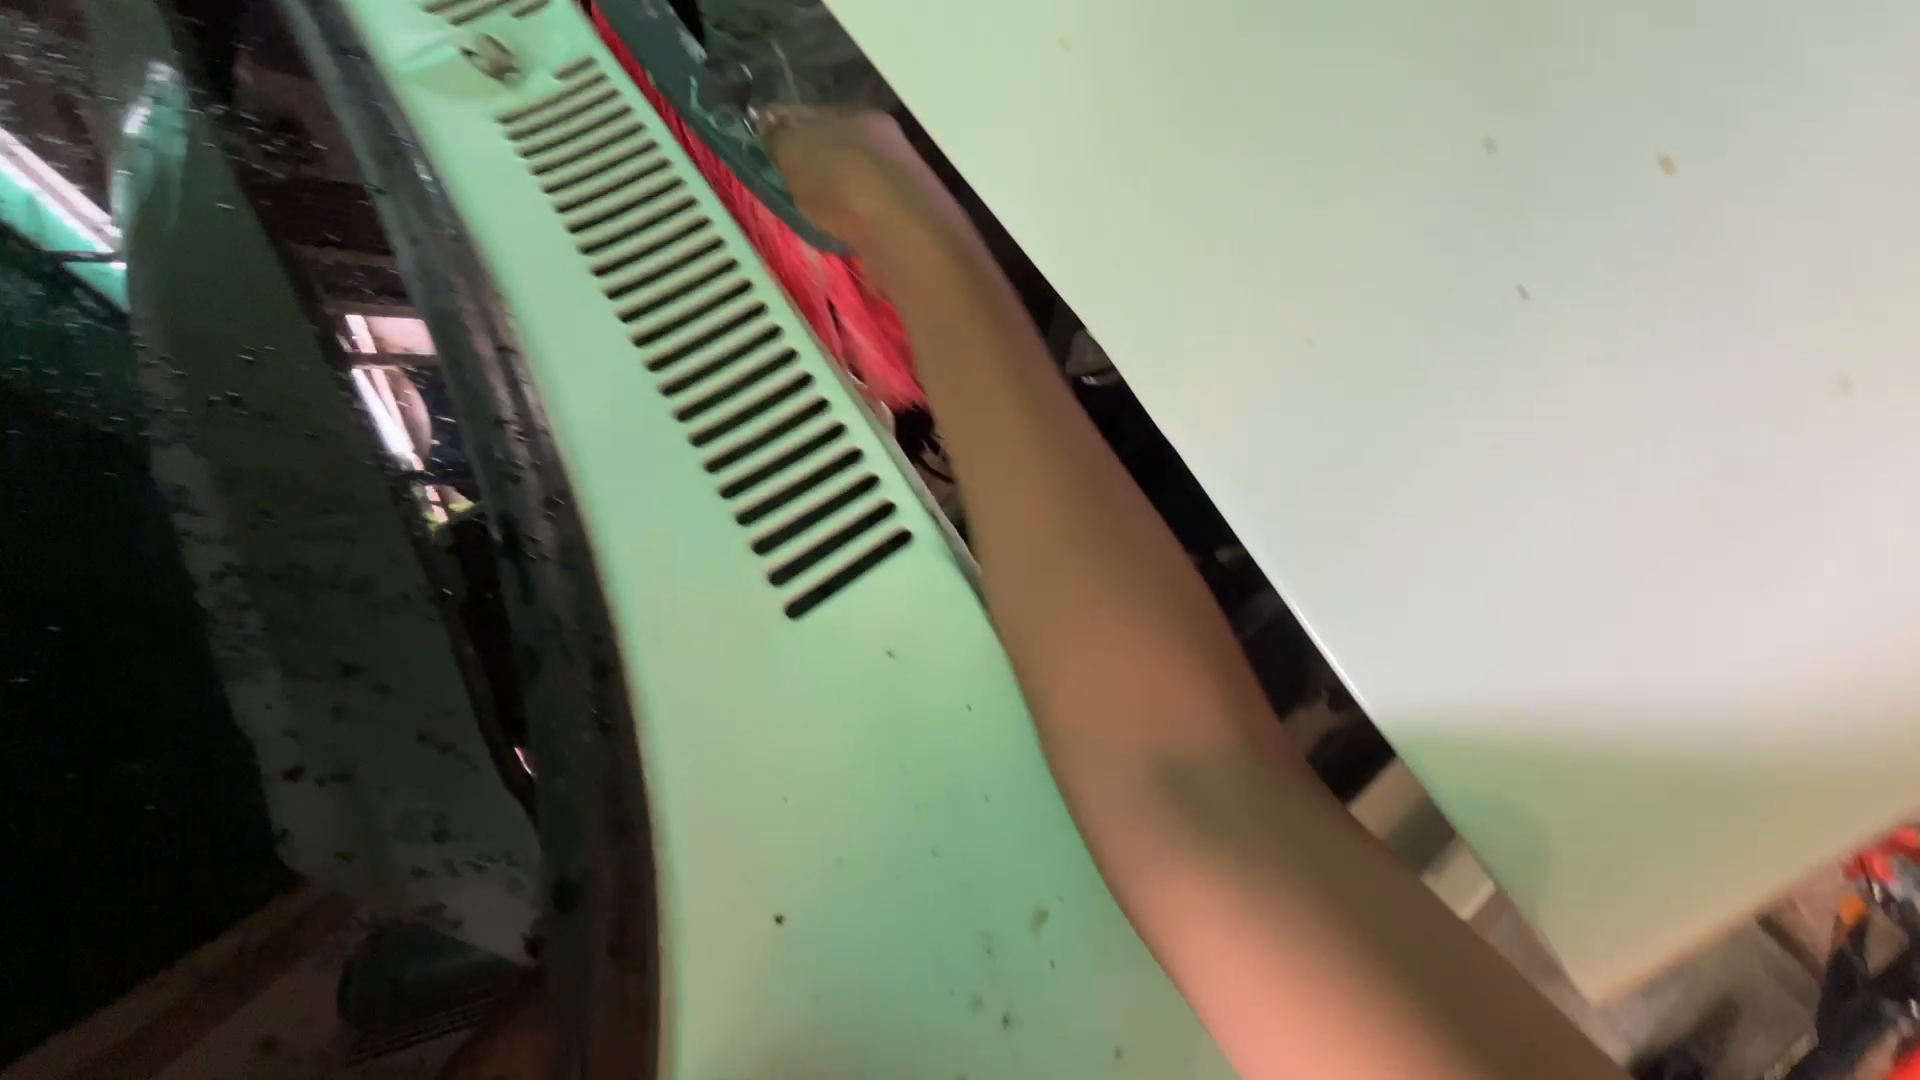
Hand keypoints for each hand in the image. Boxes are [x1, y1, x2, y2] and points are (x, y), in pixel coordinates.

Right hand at [762, 108, 955, 246]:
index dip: (788, 126)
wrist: (898, 229)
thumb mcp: (794, 150)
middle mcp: (884, 142)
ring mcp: (899, 182)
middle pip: (839, 148)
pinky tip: (842, 230)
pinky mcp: (905, 221)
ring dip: (838, 193)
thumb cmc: (840, 179)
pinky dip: (854, 220)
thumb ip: (779, 135)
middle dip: (816, 161)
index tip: (769, 144)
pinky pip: (869, 215)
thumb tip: (769, 121)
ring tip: (815, 210)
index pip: (814, 114)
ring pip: (857, 182)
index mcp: (857, 114)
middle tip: (791, 181)